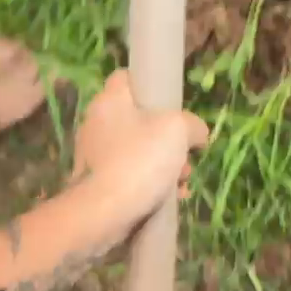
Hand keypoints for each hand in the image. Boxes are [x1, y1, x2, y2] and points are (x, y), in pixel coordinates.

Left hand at [71, 70, 208, 224]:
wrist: (102, 212)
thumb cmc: (138, 161)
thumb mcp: (178, 131)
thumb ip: (192, 125)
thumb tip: (197, 135)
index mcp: (109, 100)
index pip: (127, 78)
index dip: (152, 86)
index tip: (172, 104)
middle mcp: (96, 124)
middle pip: (139, 120)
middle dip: (169, 139)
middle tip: (186, 154)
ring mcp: (94, 155)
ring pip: (138, 152)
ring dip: (165, 165)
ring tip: (182, 182)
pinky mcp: (96, 183)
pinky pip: (129, 176)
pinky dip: (150, 184)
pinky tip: (170, 198)